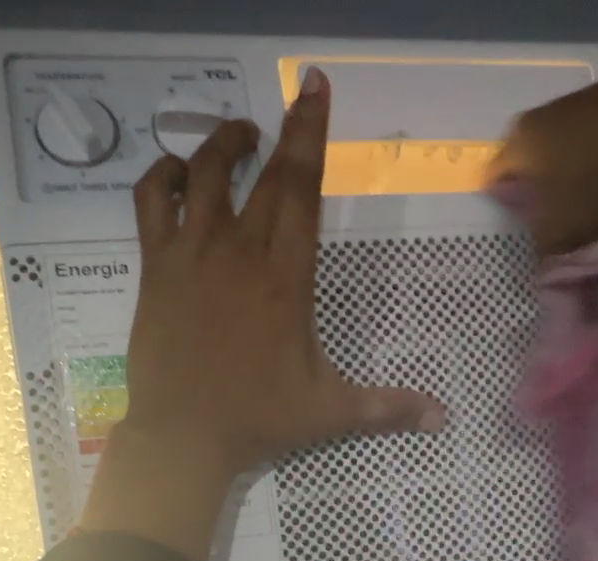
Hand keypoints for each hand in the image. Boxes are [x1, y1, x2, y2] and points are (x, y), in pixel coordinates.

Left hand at [78, 68, 446, 560]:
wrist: (185, 436)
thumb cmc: (259, 420)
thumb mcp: (333, 412)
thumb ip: (390, 407)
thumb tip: (446, 419)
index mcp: (287, 277)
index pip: (303, 189)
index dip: (311, 134)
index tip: (314, 87)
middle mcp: (241, 252)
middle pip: (265, 174)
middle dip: (285, 129)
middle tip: (298, 100)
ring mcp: (193, 255)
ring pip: (205, 175)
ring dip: (223, 143)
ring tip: (241, 135)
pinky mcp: (157, 267)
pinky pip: (151, 202)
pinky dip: (162, 176)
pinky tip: (177, 172)